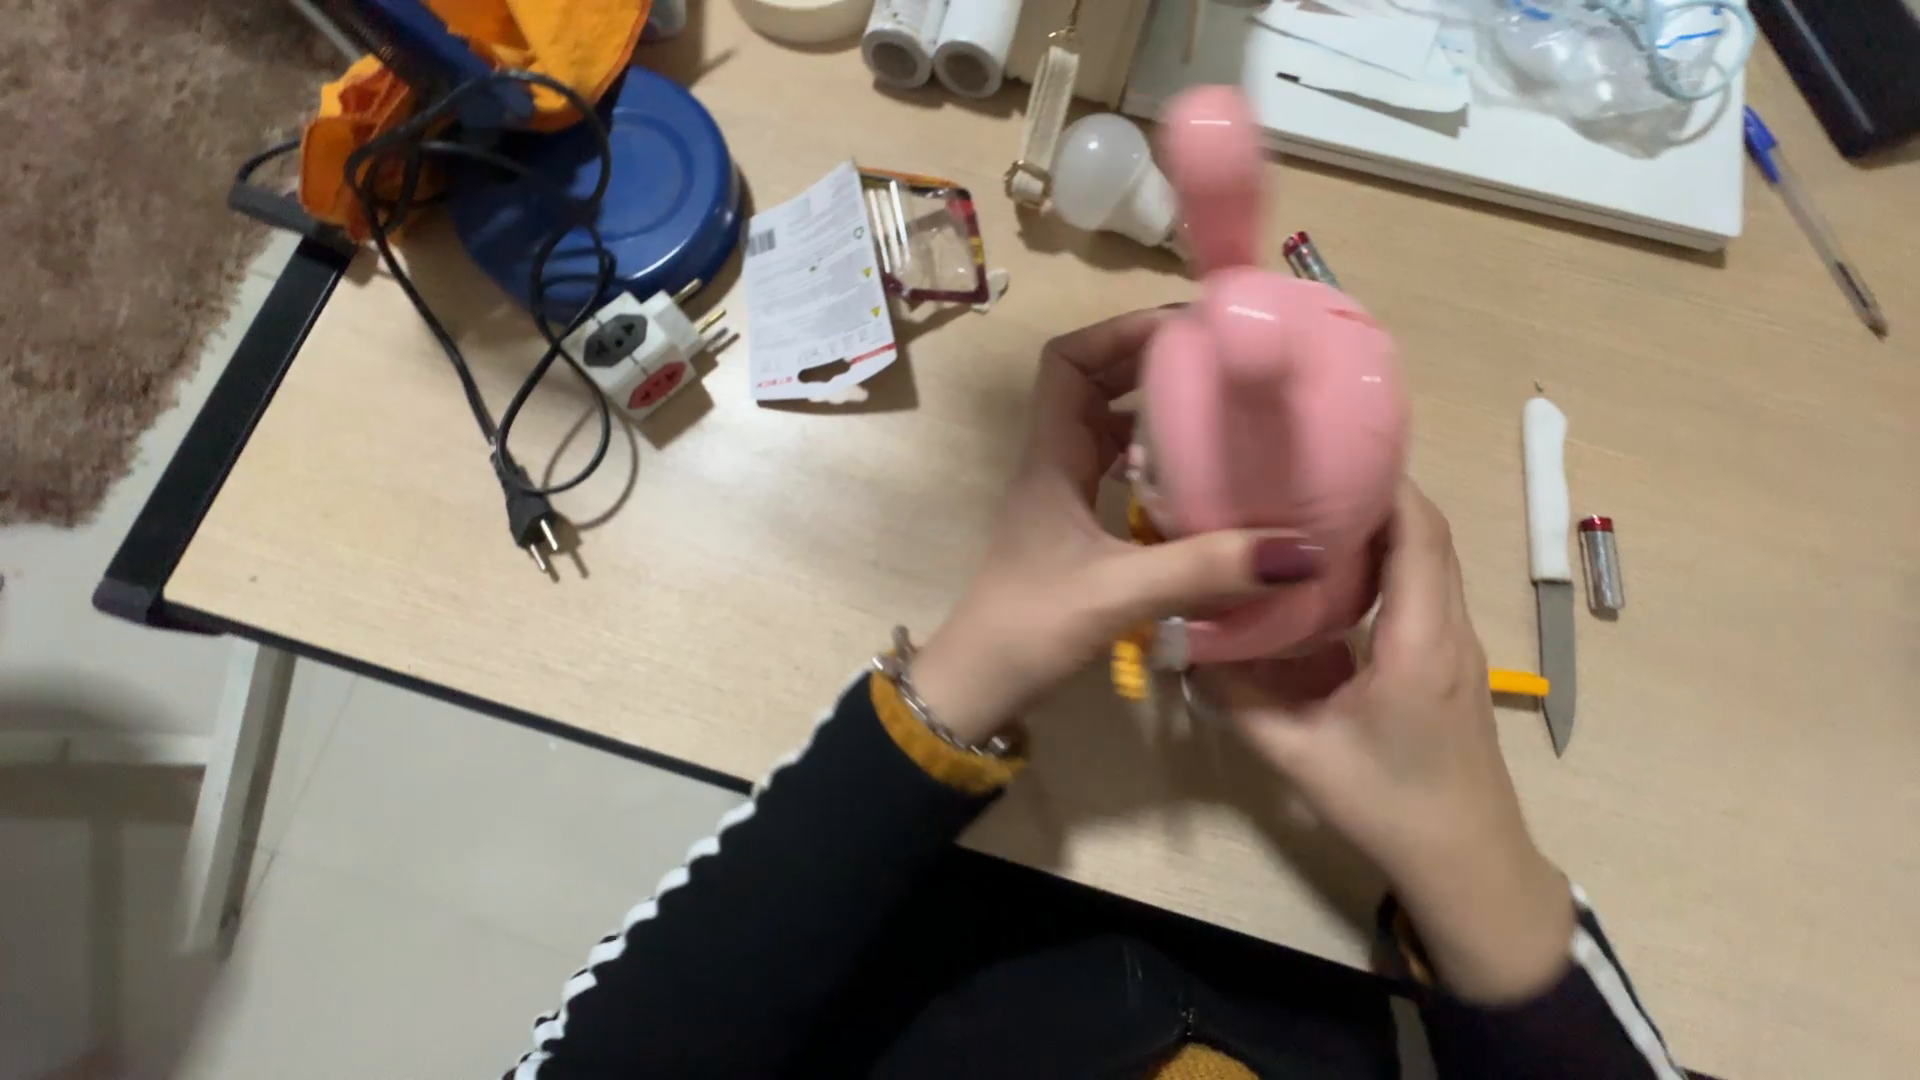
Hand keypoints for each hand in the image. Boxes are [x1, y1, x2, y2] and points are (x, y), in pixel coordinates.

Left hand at [911, 309, 1320, 744]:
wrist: (981, 679)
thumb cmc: (1031, 625)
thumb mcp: (1118, 592)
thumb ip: (1203, 569)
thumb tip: (1301, 551)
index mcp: (1049, 458)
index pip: (1065, 363)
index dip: (1114, 332)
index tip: (1181, 330)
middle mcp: (1051, 464)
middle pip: (1088, 385)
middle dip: (1144, 362)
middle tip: (1216, 363)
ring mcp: (1059, 496)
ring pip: (1101, 428)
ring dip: (1149, 410)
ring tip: (1215, 408)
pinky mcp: (1071, 527)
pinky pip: (1110, 470)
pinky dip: (1148, 460)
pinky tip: (1192, 478)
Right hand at [1206, 483, 1572, 1002]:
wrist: (1467, 864)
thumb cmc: (1389, 807)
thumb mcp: (1296, 754)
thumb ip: (1237, 696)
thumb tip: (1183, 644)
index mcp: (1419, 643)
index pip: (1417, 536)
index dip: (1381, 486)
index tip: (1322, 455)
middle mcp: (1448, 629)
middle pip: (1426, 533)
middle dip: (1371, 491)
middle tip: (1298, 473)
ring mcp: (1454, 642)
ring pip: (1426, 557)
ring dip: (1377, 523)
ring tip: (1306, 508)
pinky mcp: (1445, 657)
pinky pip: (1419, 586)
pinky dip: (1382, 559)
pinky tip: (1325, 571)